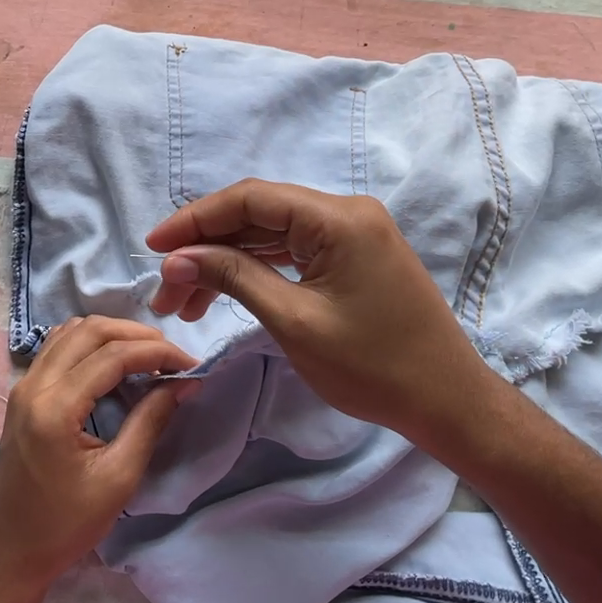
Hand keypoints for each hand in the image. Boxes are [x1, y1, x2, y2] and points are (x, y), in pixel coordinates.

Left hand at [0, 317, 196, 589]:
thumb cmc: (66, 524)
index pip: (112, 355)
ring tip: (149, 357)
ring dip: (112, 335)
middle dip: (136, 335)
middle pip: (89, 330)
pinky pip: (57, 348)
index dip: (157, 352)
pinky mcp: (22, 394)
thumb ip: (150, 421)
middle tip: (173, 356)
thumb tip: (183, 382)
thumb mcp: (118, 477)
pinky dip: (89, 345)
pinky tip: (113, 365)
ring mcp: (22, 386)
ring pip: (71, 332)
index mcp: (54, 407)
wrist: (11, 551)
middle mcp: (33, 385)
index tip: (191, 365)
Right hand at [145, 179, 491, 434]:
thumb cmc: (374, 367)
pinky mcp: (351, 257)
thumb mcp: (294, 321)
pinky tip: (221, 293)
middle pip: (256, 216)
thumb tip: (176, 258)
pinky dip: (253, 271)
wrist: (448, 403)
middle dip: (204, 249)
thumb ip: (234, 277)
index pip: (250, 199)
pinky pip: (290, 252)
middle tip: (164, 290)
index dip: (194, 219)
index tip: (153, 246)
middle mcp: (345, 213)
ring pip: (268, 236)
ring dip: (224, 263)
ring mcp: (351, 234)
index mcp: (338, 218)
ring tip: (184, 303)